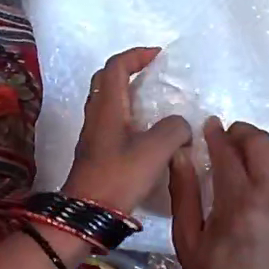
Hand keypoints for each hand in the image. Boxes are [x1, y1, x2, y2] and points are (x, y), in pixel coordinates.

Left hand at [62, 47, 193, 214]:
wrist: (88, 212)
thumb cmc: (119, 176)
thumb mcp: (155, 150)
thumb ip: (174, 129)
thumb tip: (180, 125)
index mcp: (107, 107)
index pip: (116, 66)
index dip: (136, 55)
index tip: (158, 56)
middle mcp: (96, 115)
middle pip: (105, 80)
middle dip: (129, 70)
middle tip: (152, 74)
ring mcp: (93, 135)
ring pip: (107, 102)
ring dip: (128, 94)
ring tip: (154, 102)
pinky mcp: (96, 153)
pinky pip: (111, 122)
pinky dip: (128, 116)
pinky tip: (146, 132)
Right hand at [169, 118, 268, 268]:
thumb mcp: (186, 236)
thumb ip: (184, 192)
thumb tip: (181, 155)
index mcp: (238, 203)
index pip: (229, 154)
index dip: (216, 135)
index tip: (207, 124)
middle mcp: (268, 196)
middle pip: (261, 144)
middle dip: (241, 132)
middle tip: (223, 135)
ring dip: (258, 144)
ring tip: (238, 152)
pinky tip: (251, 171)